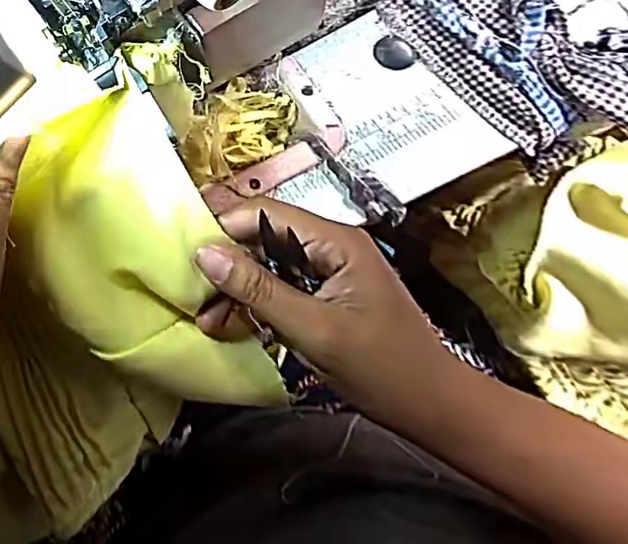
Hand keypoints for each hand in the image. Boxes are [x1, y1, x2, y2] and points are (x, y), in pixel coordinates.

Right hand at [194, 198, 454, 422]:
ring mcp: (327, 268)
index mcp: (333, 239)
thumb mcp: (315, 330)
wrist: (441, 412)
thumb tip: (204, 253)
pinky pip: (279, 285)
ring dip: (237, 287)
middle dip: (226, 260)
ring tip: (205, 313)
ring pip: (266, 263)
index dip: (223, 227)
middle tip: (192, 286)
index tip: (186, 250)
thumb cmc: (386, 370)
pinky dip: (255, 303)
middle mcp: (328, 243)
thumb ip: (258, 289)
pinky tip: (229, 323)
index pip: (264, 214)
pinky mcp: (324, 292)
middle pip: (262, 236)